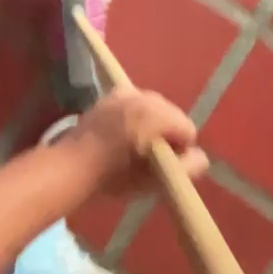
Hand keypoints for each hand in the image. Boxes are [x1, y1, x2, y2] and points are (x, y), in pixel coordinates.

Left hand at [66, 88, 209, 197]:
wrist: (72, 165)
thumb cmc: (113, 177)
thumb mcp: (153, 181)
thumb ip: (186, 168)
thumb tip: (200, 156)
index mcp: (154, 116)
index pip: (187, 128)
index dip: (181, 148)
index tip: (165, 163)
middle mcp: (141, 97)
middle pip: (171, 114)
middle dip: (168, 132)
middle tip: (152, 154)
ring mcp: (124, 93)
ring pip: (155, 106)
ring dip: (153, 122)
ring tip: (138, 144)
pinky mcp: (111, 95)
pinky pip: (136, 101)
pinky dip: (137, 114)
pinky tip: (125, 131)